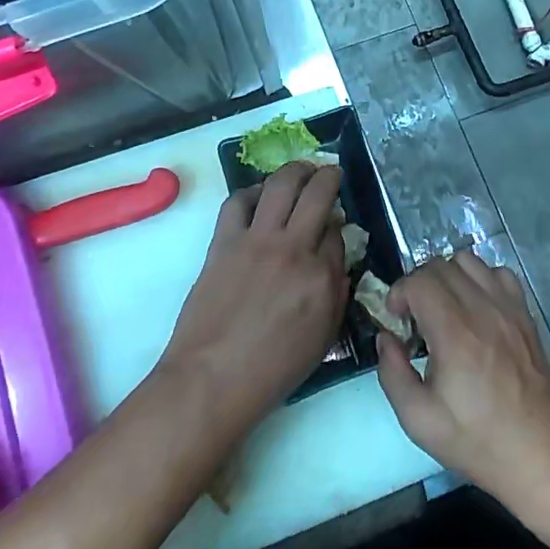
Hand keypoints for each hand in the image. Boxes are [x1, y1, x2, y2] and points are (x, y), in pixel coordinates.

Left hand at [161, 161, 347, 422]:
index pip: (337, 231)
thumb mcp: (323, 337)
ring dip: (295, 170)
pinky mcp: (224, 242)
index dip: (337, 223)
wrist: (212, 378)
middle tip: (330, 172)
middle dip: (328, 176)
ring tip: (300, 170)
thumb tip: (335, 262)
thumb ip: (335, 294)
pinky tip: (258, 196)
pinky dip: (252, 191)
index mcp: (322, 277)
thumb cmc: (273, 369)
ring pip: (280, 185)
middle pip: (317, 193)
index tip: (334, 225)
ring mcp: (256, 241)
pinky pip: (238, 201)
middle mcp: (293, 249)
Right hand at [375, 253, 549, 508]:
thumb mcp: (417, 418)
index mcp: (455, 333)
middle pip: (441, 265)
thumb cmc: (475, 439)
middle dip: (418, 284)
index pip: (419, 280)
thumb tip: (386, 338)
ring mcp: (509, 309)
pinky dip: (481, 280)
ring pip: (470, 261)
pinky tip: (475, 308)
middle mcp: (483, 310)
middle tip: (414, 317)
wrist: (538, 452)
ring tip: (443, 308)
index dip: (399, 293)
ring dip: (448, 277)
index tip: (396, 320)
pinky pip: (499, 274)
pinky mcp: (525, 315)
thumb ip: (392, 371)